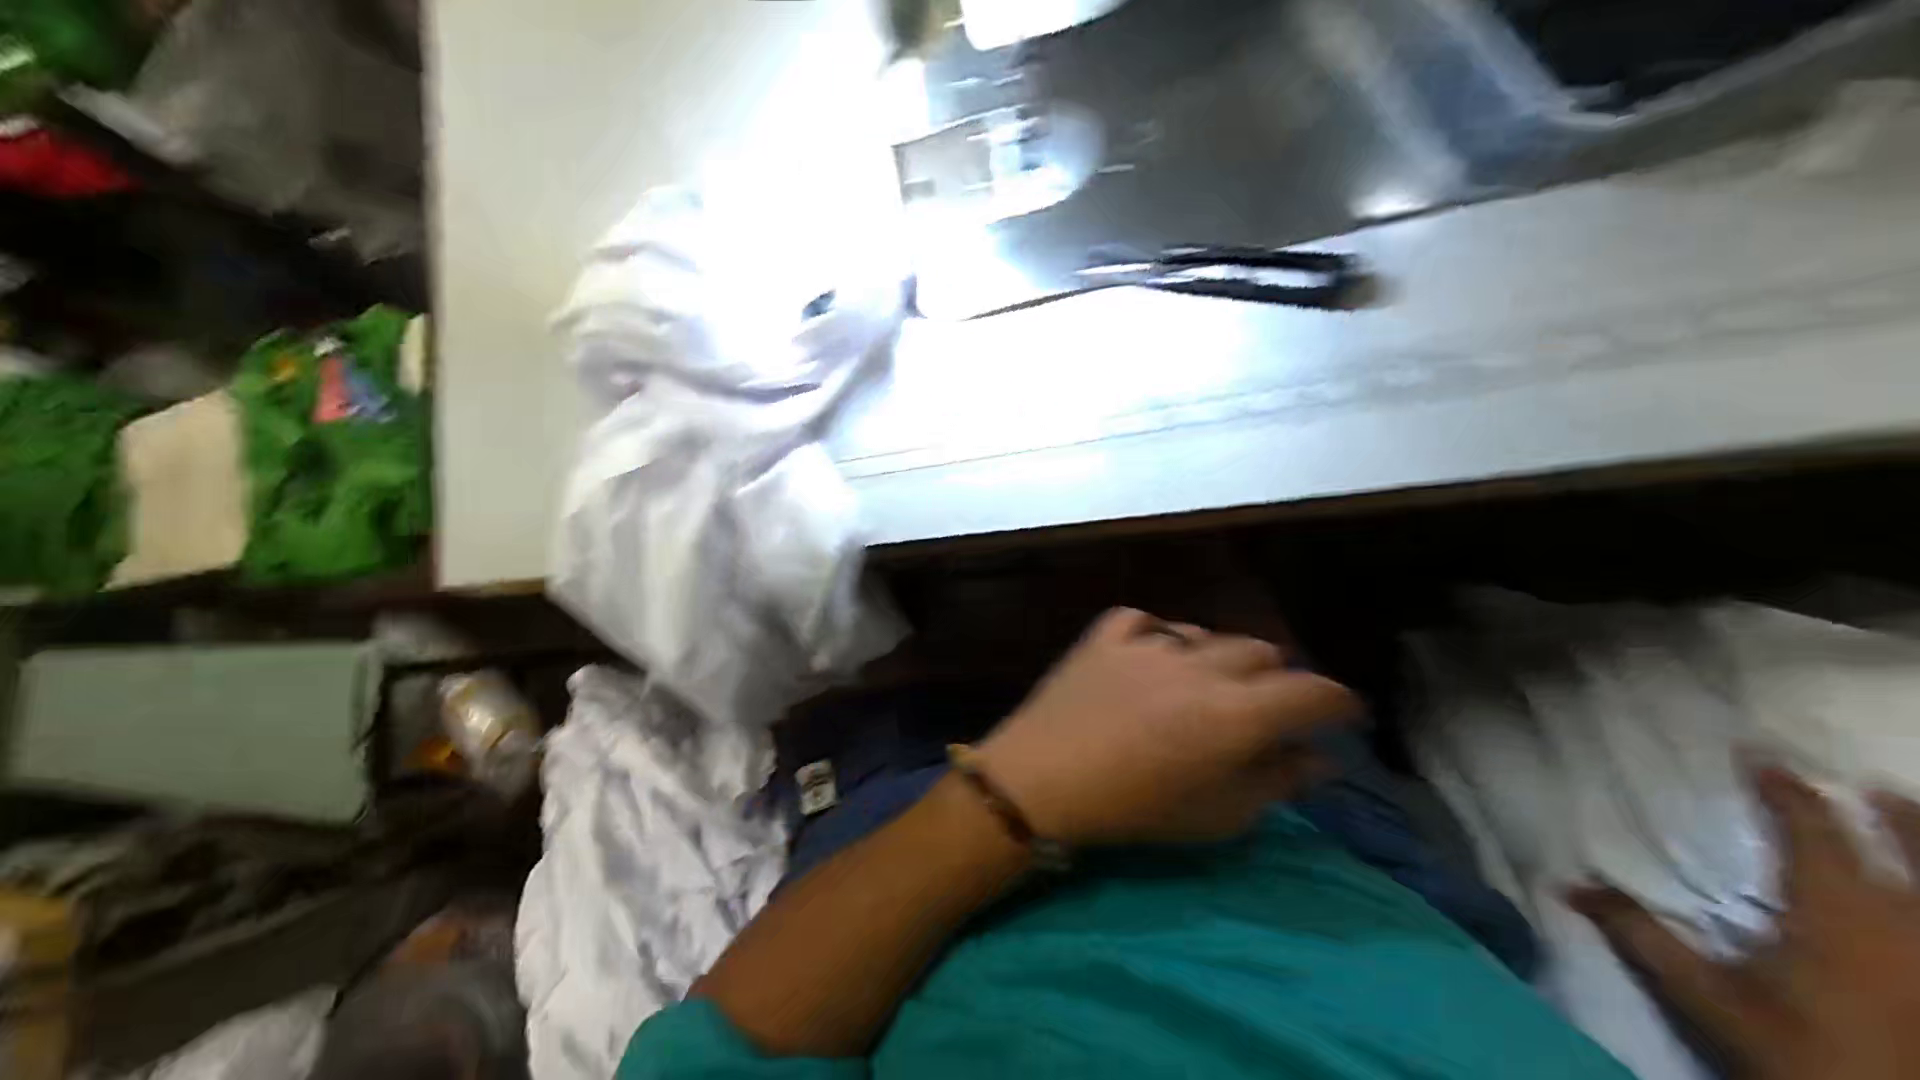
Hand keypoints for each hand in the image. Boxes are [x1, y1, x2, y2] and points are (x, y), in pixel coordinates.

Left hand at [974, 607, 1360, 846]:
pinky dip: (1162, 636)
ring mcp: (1150, 643)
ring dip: (1220, 657)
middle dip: (1278, 679)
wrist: (1041, 780)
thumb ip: (1277, 782)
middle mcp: (1201, 665)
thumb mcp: (1218, 816)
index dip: (1338, 701)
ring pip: (1208, 634)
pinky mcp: (1107, 635)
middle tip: (1268, 707)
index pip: (1312, 692)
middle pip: (1263, 652)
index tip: (1344, 714)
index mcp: (1237, 713)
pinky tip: (1156, 655)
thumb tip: (1319, 758)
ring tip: (1208, 684)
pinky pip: (1148, 620)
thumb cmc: (1135, 810)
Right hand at [1572, 767, 1919, 1079]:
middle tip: (1868, 783)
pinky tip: (1913, 894)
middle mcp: (1906, 928)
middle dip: (1890, 816)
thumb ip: (1643, 937)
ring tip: (1906, 817)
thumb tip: (1566, 884)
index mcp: (1841, 918)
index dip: (1786, 791)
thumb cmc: (1800, 1056)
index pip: (1814, 834)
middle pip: (1910, 854)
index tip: (1758, 757)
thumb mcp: (1709, 1000)